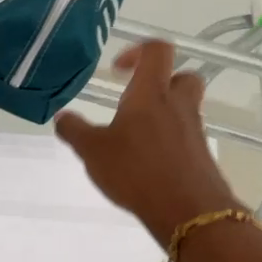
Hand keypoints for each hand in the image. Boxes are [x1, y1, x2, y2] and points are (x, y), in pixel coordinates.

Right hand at [53, 41, 242, 240]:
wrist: (188, 210)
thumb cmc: (135, 170)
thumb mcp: (91, 150)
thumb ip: (74, 130)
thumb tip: (63, 116)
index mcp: (150, 95)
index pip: (156, 52)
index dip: (137, 51)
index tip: (116, 70)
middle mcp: (177, 105)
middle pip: (181, 76)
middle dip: (158, 80)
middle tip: (132, 97)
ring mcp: (192, 129)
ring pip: (182, 106)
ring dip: (160, 111)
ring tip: (130, 133)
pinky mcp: (199, 152)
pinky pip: (183, 132)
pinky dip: (164, 136)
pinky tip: (141, 157)